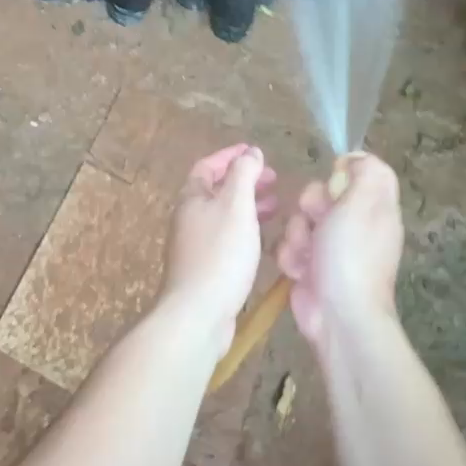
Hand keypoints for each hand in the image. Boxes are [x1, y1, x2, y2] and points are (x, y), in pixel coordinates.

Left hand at [158, 143, 277, 336]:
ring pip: (224, 215)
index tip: (255, 151)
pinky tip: (264, 239)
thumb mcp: (236, 205)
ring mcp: (195, 244)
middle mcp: (189, 217)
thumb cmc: (219, 254)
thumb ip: (244, 175)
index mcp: (192, 197)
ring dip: (248, 205)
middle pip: (217, 190)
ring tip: (276, 205)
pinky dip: (246, 229)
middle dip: (244, 181)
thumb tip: (250, 152)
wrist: (198, 313)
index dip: (231, 156)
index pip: (208, 165)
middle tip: (273, 179)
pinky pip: (227, 238)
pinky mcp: (206, 267)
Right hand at [275, 151, 403, 349]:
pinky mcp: (309, 267)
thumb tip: (352, 161)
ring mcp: (330, 248)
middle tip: (318, 221)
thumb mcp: (365, 203)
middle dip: (311, 205)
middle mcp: (354, 225)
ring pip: (300, 219)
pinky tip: (299, 271)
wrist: (339, 316)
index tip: (334, 184)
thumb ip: (366, 172)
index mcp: (375, 208)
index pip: (359, 172)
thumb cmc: (352, 255)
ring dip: (297, 235)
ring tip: (307, 254)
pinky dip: (291, 257)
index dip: (342, 173)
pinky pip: (289, 246)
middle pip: (321, 193)